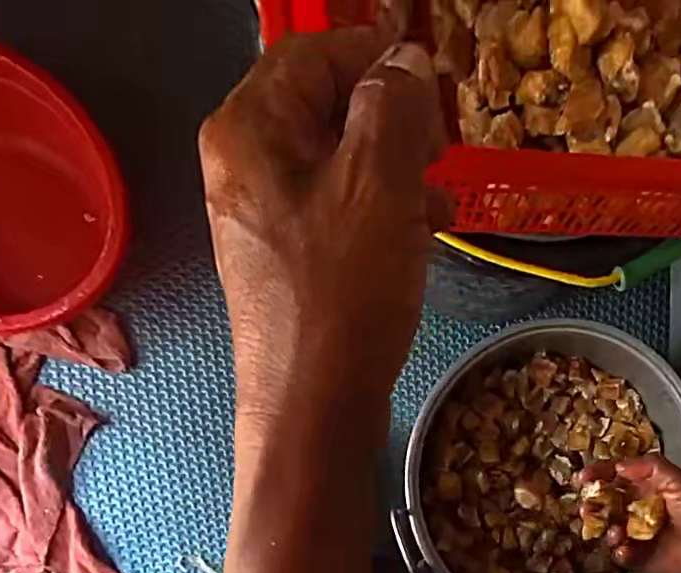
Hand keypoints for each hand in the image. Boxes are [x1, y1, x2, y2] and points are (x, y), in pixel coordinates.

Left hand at [199, 29, 446, 433]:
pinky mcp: (284, 268)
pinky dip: (378, 216)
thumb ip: (393, 102)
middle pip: (324, 111)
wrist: (311, 410)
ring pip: (337, 168)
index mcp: (246, 133)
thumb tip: (402, 64)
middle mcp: (241, 173)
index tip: (432, 90)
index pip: (313, 54)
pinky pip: (335, 217)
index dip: (379, 57)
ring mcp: (261, 225)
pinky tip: (417, 236)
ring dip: (394, 174)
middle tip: (438, 150)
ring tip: (438, 203)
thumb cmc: (341, 294)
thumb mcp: (379, 181)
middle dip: (391, 124)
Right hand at [580, 455, 680, 572]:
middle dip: (590, 506)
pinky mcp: (634, 554)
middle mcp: (632, 509)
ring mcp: (631, 532)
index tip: (582, 477)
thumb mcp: (680, 481)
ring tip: (616, 534)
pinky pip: (616, 552)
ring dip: (604, 530)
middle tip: (587, 509)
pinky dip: (618, 551)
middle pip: (600, 504)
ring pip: (604, 529)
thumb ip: (652, 467)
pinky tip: (627, 549)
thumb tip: (618, 465)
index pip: (613, 477)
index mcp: (642, 488)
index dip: (596, 474)